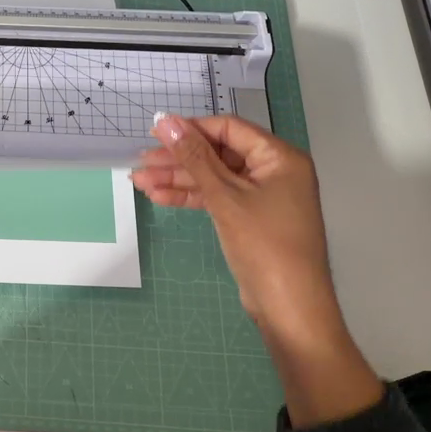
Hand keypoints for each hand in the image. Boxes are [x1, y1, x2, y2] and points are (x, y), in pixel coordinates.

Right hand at [131, 114, 335, 335]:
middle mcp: (274, 171)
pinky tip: (159, 197)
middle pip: (218, 153)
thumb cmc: (264, 246)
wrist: (290, 311)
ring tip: (140, 182)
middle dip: (178, 159)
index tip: (154, 135)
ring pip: (213, 177)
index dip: (191, 129)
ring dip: (178, 179)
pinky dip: (191, 197)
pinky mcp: (251, 218)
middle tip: (141, 163)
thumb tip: (165, 121)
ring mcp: (262, 196)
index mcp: (279, 157)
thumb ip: (193, 156)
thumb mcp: (224, 196)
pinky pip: (218, 197)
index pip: (228, 129)